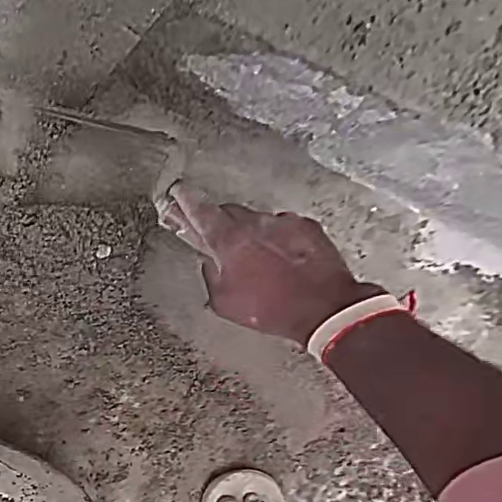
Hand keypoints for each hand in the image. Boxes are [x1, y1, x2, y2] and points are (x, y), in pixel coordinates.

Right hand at [160, 184, 384, 344]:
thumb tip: (208, 262)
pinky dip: (276, 238)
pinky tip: (279, 260)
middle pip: (228, 212)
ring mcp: (283, 222)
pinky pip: (282, 226)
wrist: (323, 308)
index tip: (178, 192)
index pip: (200, 211)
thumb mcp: (224, 301)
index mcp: (229, 241)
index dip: (186, 201)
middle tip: (216, 238)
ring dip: (250, 234)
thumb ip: (209, 275)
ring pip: (256, 219)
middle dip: (219, 223)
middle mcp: (255, 224)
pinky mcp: (306, 227)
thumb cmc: (271, 309)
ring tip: (256, 260)